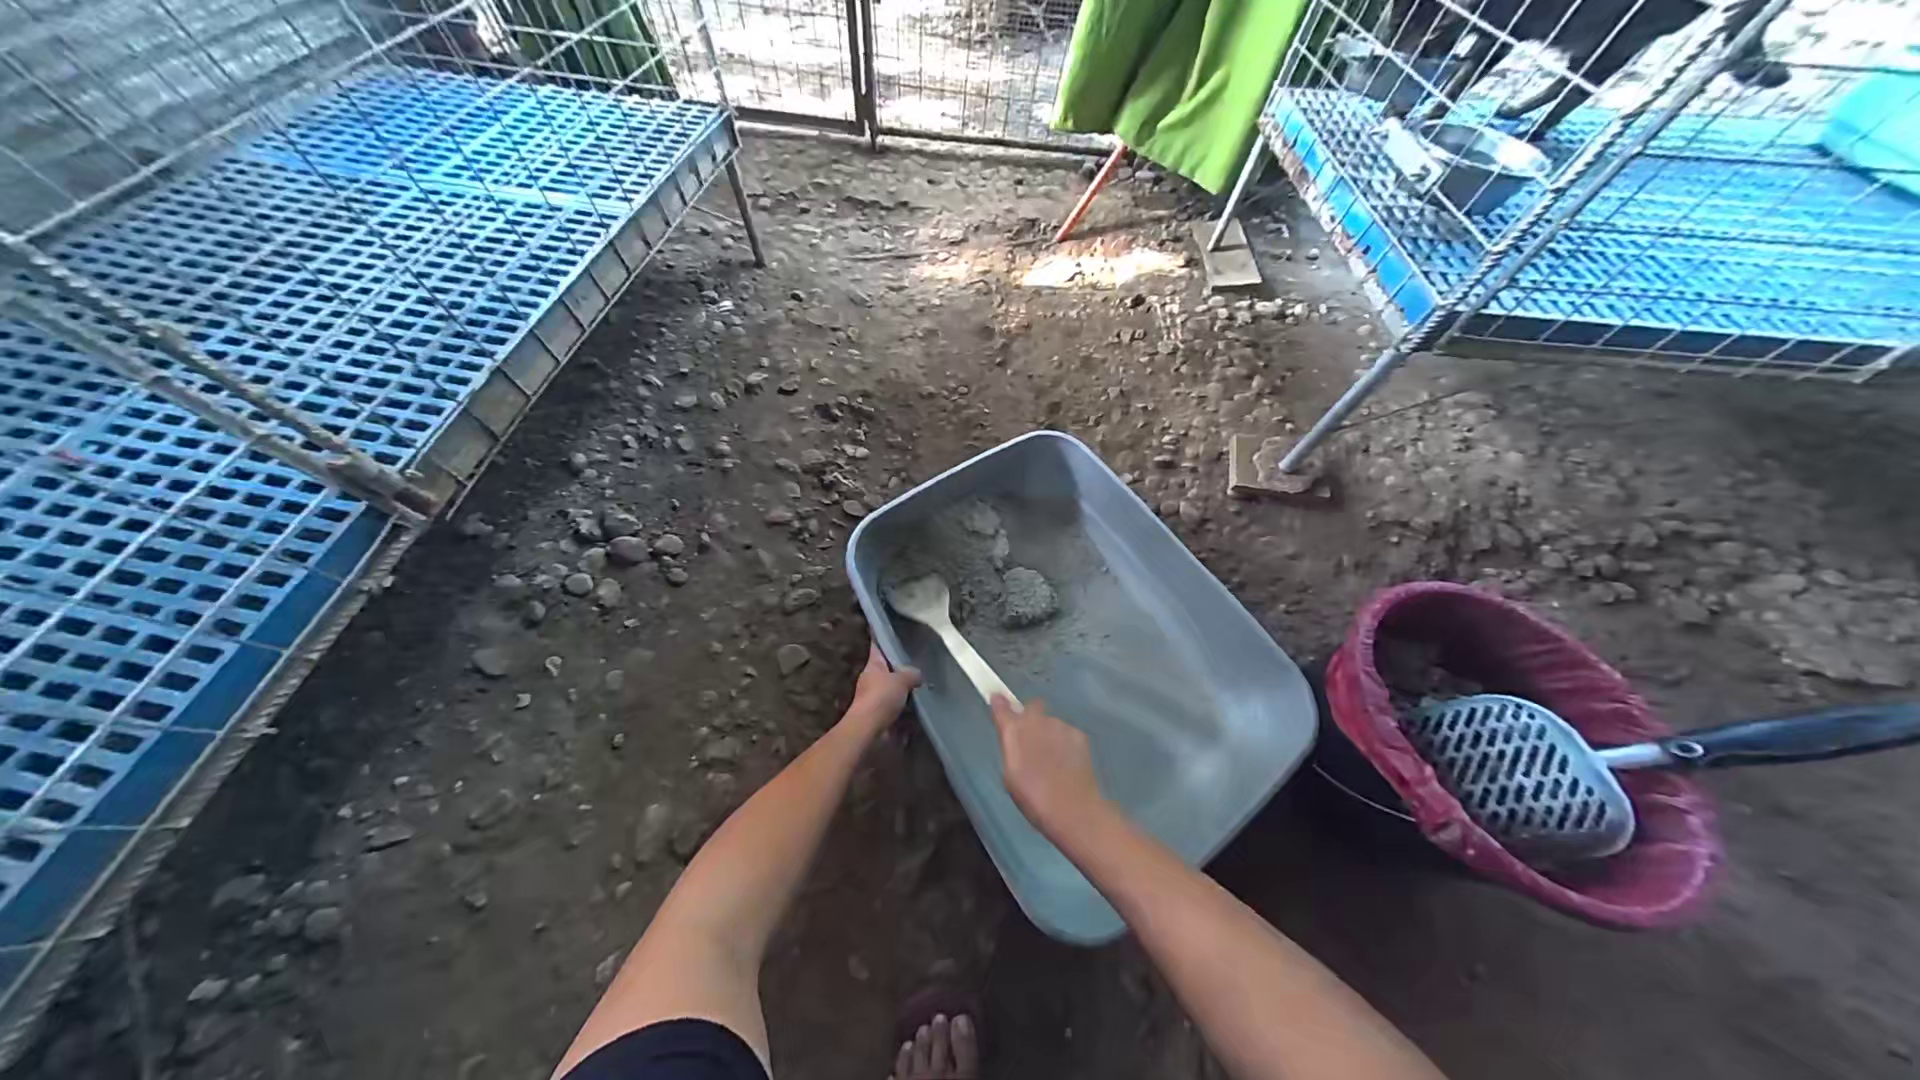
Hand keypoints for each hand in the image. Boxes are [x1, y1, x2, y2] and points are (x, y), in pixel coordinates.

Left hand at [848, 642, 920, 724]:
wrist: (870, 728)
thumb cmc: (881, 697)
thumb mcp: (901, 679)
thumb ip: (911, 674)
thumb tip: (917, 674)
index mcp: (873, 665)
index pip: (877, 645)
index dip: (881, 637)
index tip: (887, 629)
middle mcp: (871, 679)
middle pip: (885, 667)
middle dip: (898, 665)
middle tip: (916, 659)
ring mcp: (874, 697)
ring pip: (891, 686)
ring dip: (902, 687)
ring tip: (921, 682)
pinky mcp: (880, 713)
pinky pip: (895, 704)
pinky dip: (904, 704)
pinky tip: (917, 702)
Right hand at [989, 696, 1106, 836]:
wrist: (1073, 808)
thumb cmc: (1033, 798)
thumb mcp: (1010, 776)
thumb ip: (1009, 747)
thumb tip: (1008, 730)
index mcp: (1014, 732)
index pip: (1002, 705)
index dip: (1000, 703)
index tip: (999, 702)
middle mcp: (1036, 721)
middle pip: (1031, 708)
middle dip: (1030, 718)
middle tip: (1032, 742)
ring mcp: (1060, 725)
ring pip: (1051, 722)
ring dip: (1049, 733)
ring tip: (1053, 760)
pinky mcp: (1079, 734)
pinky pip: (1066, 732)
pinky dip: (1065, 743)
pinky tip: (1068, 763)